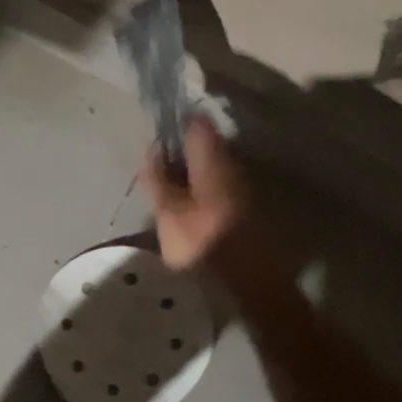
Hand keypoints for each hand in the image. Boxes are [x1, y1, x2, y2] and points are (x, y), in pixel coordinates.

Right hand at [142, 115, 249, 269]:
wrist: (250, 278)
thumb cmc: (203, 242)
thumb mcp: (168, 212)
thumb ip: (157, 179)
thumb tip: (151, 148)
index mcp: (212, 160)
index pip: (196, 124)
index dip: (176, 123)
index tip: (157, 134)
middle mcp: (232, 165)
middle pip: (206, 145)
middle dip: (182, 150)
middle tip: (157, 168)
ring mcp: (243, 186)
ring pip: (213, 166)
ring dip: (192, 172)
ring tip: (169, 191)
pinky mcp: (248, 206)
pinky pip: (220, 186)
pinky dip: (202, 190)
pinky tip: (189, 208)